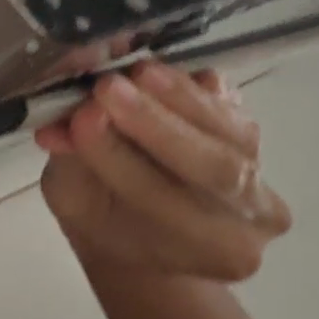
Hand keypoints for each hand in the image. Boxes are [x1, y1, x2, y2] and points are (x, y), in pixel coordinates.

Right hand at [36, 61, 291, 281]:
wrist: (148, 236)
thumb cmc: (104, 225)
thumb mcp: (73, 201)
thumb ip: (73, 162)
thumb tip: (57, 126)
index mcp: (205, 248)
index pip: (164, 199)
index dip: (120, 157)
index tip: (82, 117)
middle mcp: (249, 217)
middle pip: (216, 167)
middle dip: (156, 122)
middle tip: (107, 86)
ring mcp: (261, 174)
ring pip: (229, 131)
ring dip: (178, 96)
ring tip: (133, 71)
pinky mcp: (247, 132)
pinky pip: (229, 106)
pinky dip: (192, 85)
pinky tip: (157, 71)